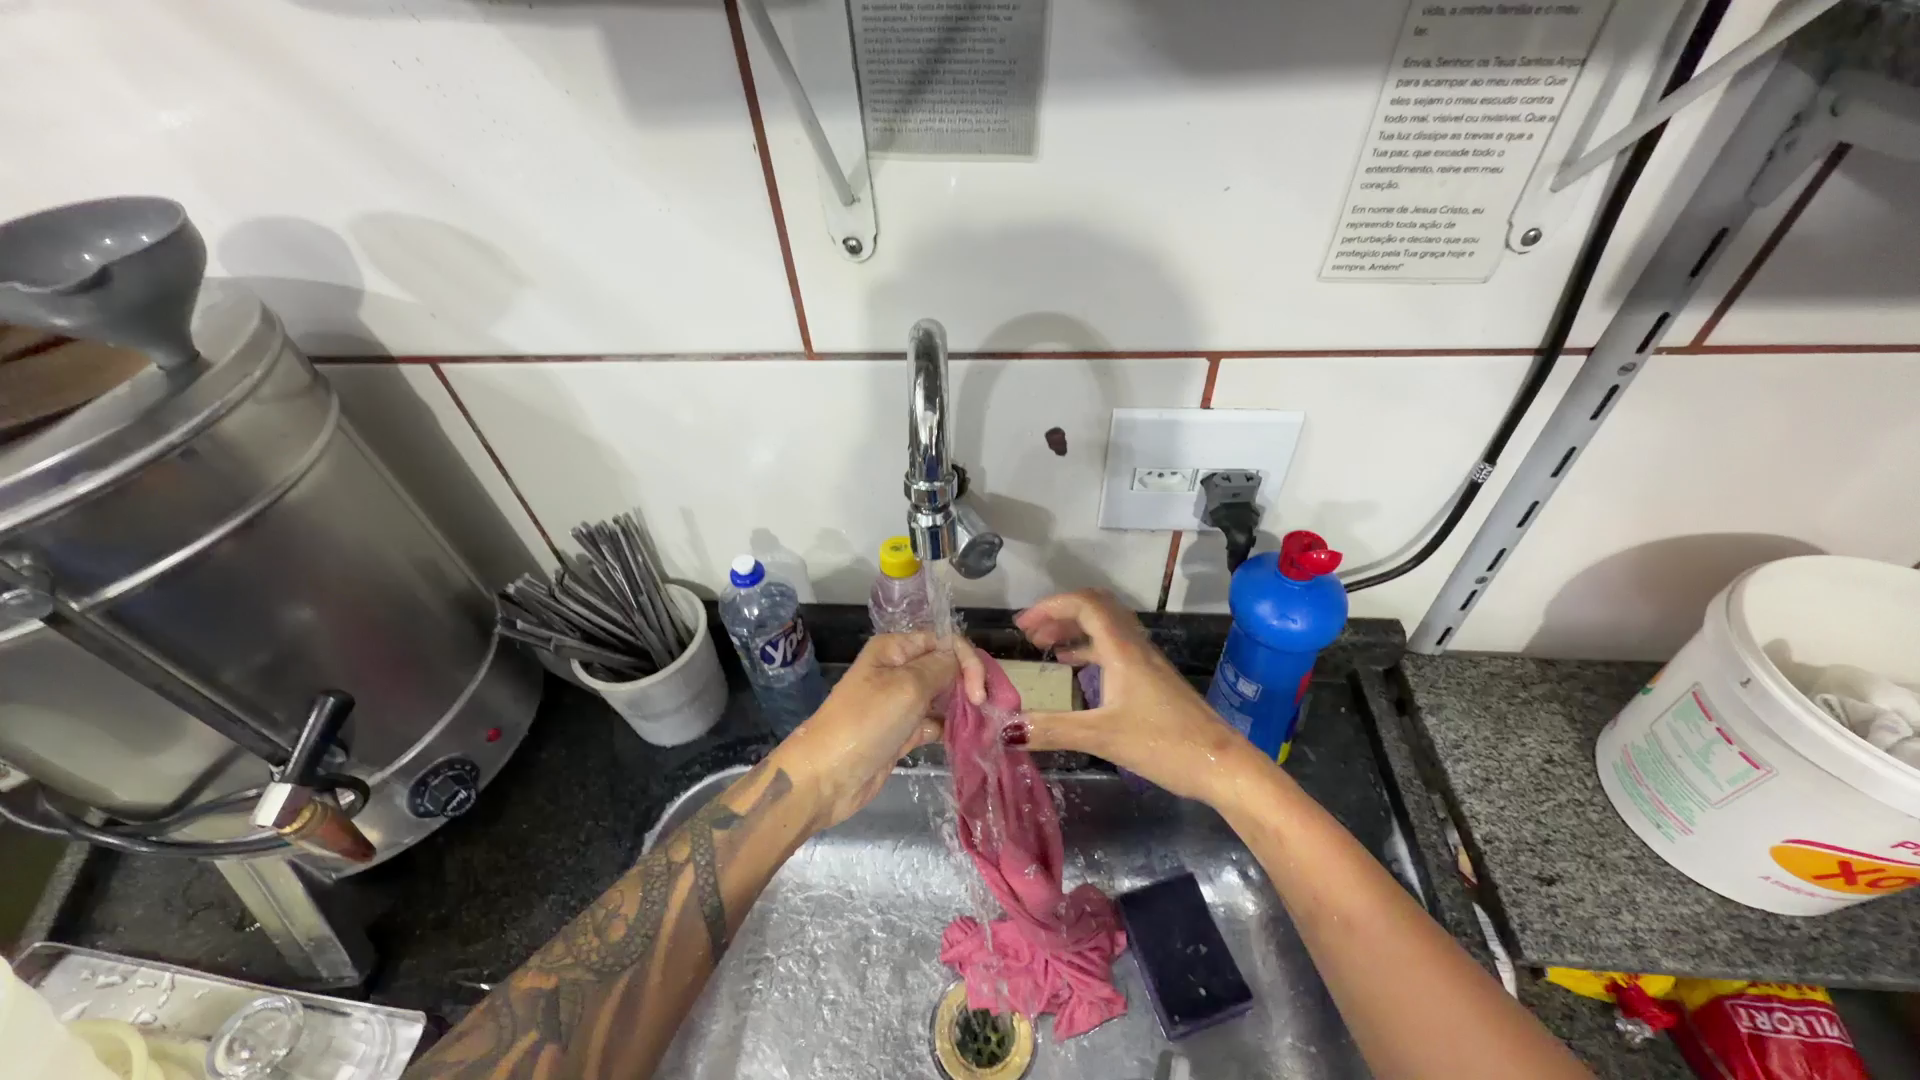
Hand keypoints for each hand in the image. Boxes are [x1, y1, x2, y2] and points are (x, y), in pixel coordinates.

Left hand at [771, 633, 985, 828]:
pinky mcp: (903, 733)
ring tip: (982, 724)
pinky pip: (935, 723)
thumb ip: (941, 668)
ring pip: (943, 697)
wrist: (828, 776)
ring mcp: (900, 703)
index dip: (966, 660)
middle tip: (984, 709)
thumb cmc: (866, 722)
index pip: (943, 640)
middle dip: (968, 683)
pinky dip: (951, 729)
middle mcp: (898, 670)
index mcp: (894, 649)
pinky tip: (966, 739)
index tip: (978, 693)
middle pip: (946, 667)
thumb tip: (960, 662)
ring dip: (962, 707)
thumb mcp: (908, 686)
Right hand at [1010, 590, 1267, 804]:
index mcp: (1123, 650)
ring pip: (1108, 628)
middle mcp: (1136, 647)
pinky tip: (1077, 671)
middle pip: (1097, 609)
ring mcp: (1148, 663)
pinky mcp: (1154, 680)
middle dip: (1060, 614)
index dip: (1050, 606)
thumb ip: (1053, 730)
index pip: (1085, 604)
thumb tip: (1005, 728)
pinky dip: (1090, 650)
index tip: (1022, 626)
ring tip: (1047, 648)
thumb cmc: (1165, 744)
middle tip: (1032, 635)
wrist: (1222, 765)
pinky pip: (1116, 649)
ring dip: (1076, 630)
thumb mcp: (1102, 737)